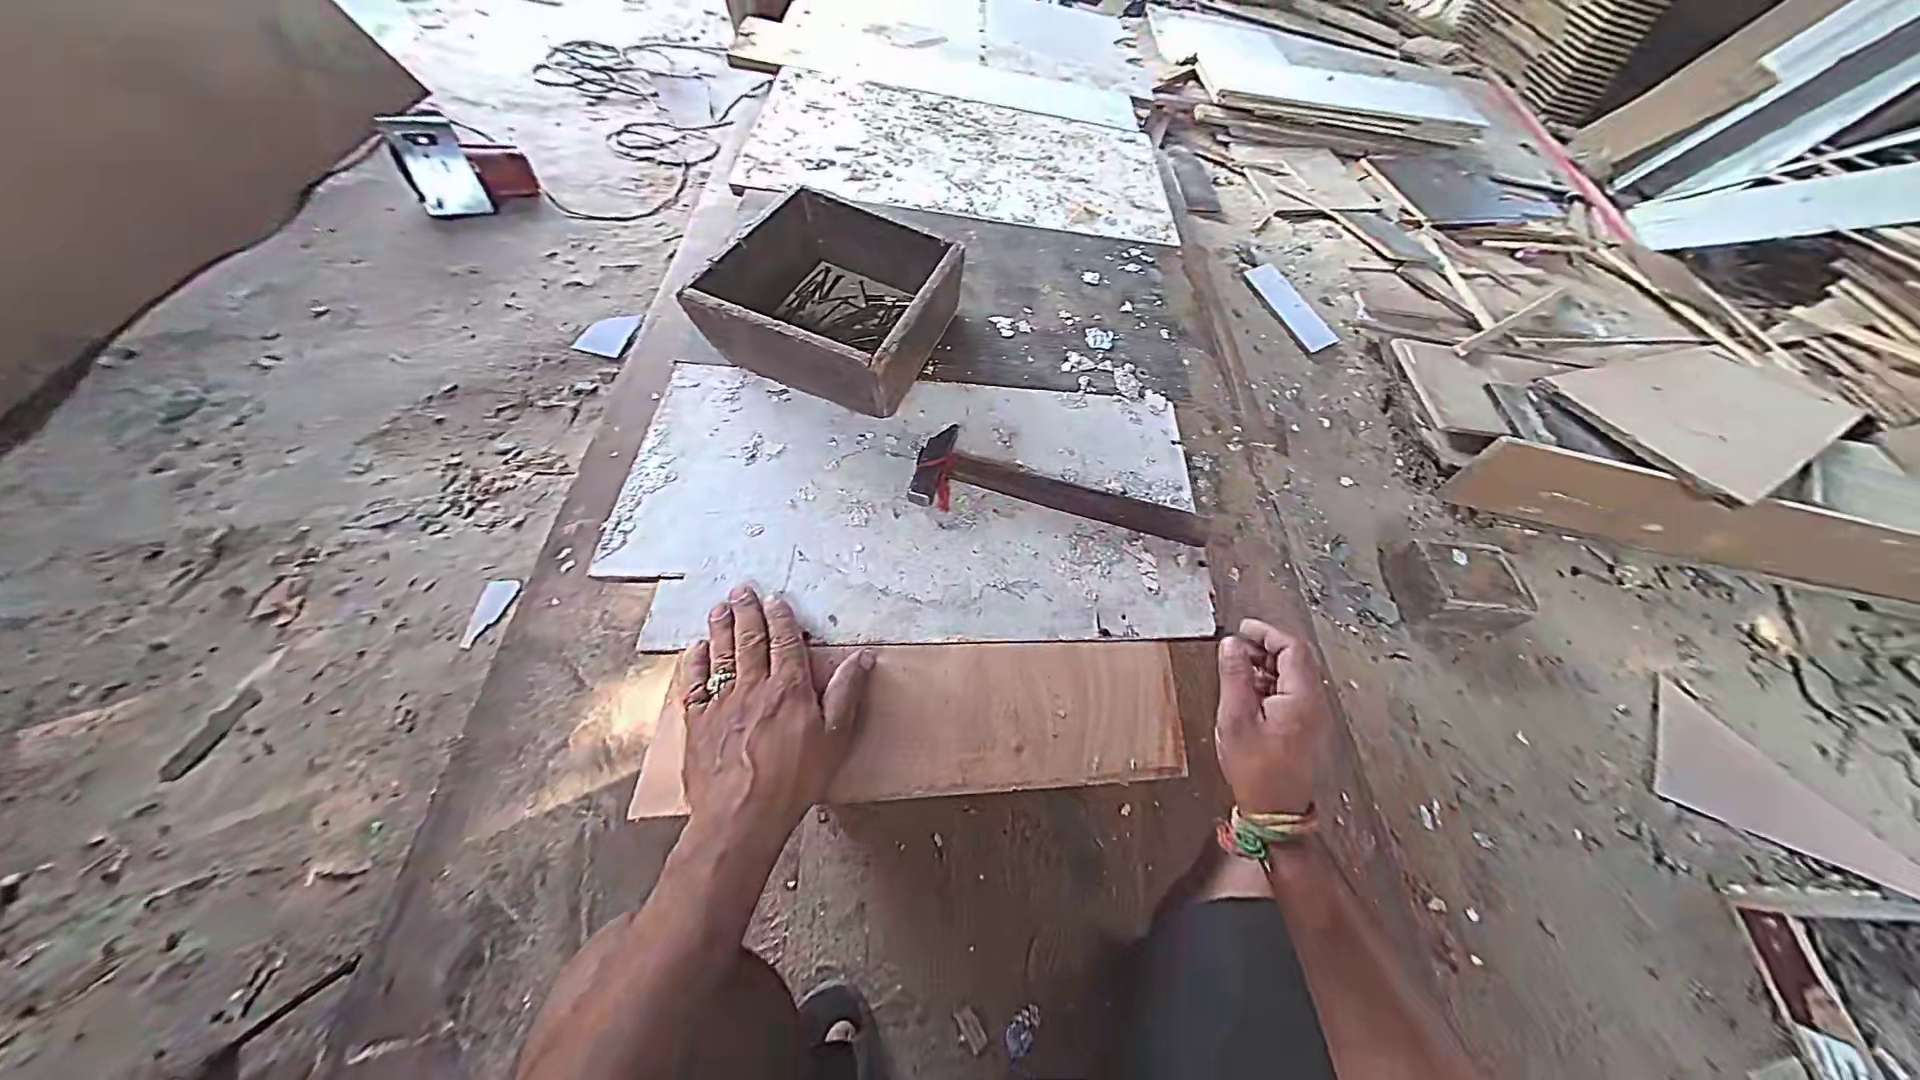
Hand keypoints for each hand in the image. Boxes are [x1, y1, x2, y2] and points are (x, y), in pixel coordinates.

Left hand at [672, 586, 875, 843]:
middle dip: (747, 612)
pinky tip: (697, 649)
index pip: (785, 642)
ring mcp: (721, 703)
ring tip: (720, 607)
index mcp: (788, 689)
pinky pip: (694, 683)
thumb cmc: (794, 780)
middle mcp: (753, 687)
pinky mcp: (698, 722)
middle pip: (749, 640)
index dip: (781, 618)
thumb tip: (861, 658)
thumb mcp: (835, 737)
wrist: (741, 816)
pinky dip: (695, 662)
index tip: (776, 600)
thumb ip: (846, 693)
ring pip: (721, 654)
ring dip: (721, 627)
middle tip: (743, 590)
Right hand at [1214, 618, 1329, 814]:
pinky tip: (1248, 696)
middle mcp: (1315, 705)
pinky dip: (1270, 685)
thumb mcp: (1235, 717)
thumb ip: (1234, 675)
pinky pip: (1291, 694)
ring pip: (1293, 677)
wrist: (1275, 812)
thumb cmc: (1256, 769)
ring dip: (1266, 667)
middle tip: (1236, 649)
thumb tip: (1231, 645)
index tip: (1244, 629)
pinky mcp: (1307, 728)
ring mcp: (1314, 717)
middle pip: (1296, 660)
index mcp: (1302, 698)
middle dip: (1265, 649)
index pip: (1292, 649)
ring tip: (1237, 673)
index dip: (1267, 633)